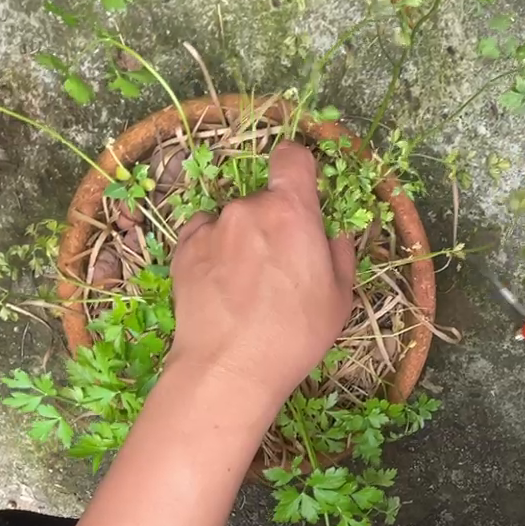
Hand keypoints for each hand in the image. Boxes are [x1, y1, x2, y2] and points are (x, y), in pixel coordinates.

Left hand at [168, 141, 355, 401]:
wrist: (230, 367)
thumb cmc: (295, 337)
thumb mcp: (339, 302)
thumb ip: (340, 258)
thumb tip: (334, 237)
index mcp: (292, 212)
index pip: (292, 158)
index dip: (298, 170)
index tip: (301, 191)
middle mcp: (249, 208)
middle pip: (265, 201)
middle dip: (274, 226)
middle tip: (280, 271)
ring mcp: (212, 227)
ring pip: (235, 222)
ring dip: (243, 243)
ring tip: (246, 289)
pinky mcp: (184, 249)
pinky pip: (205, 237)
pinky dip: (214, 253)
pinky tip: (222, 288)